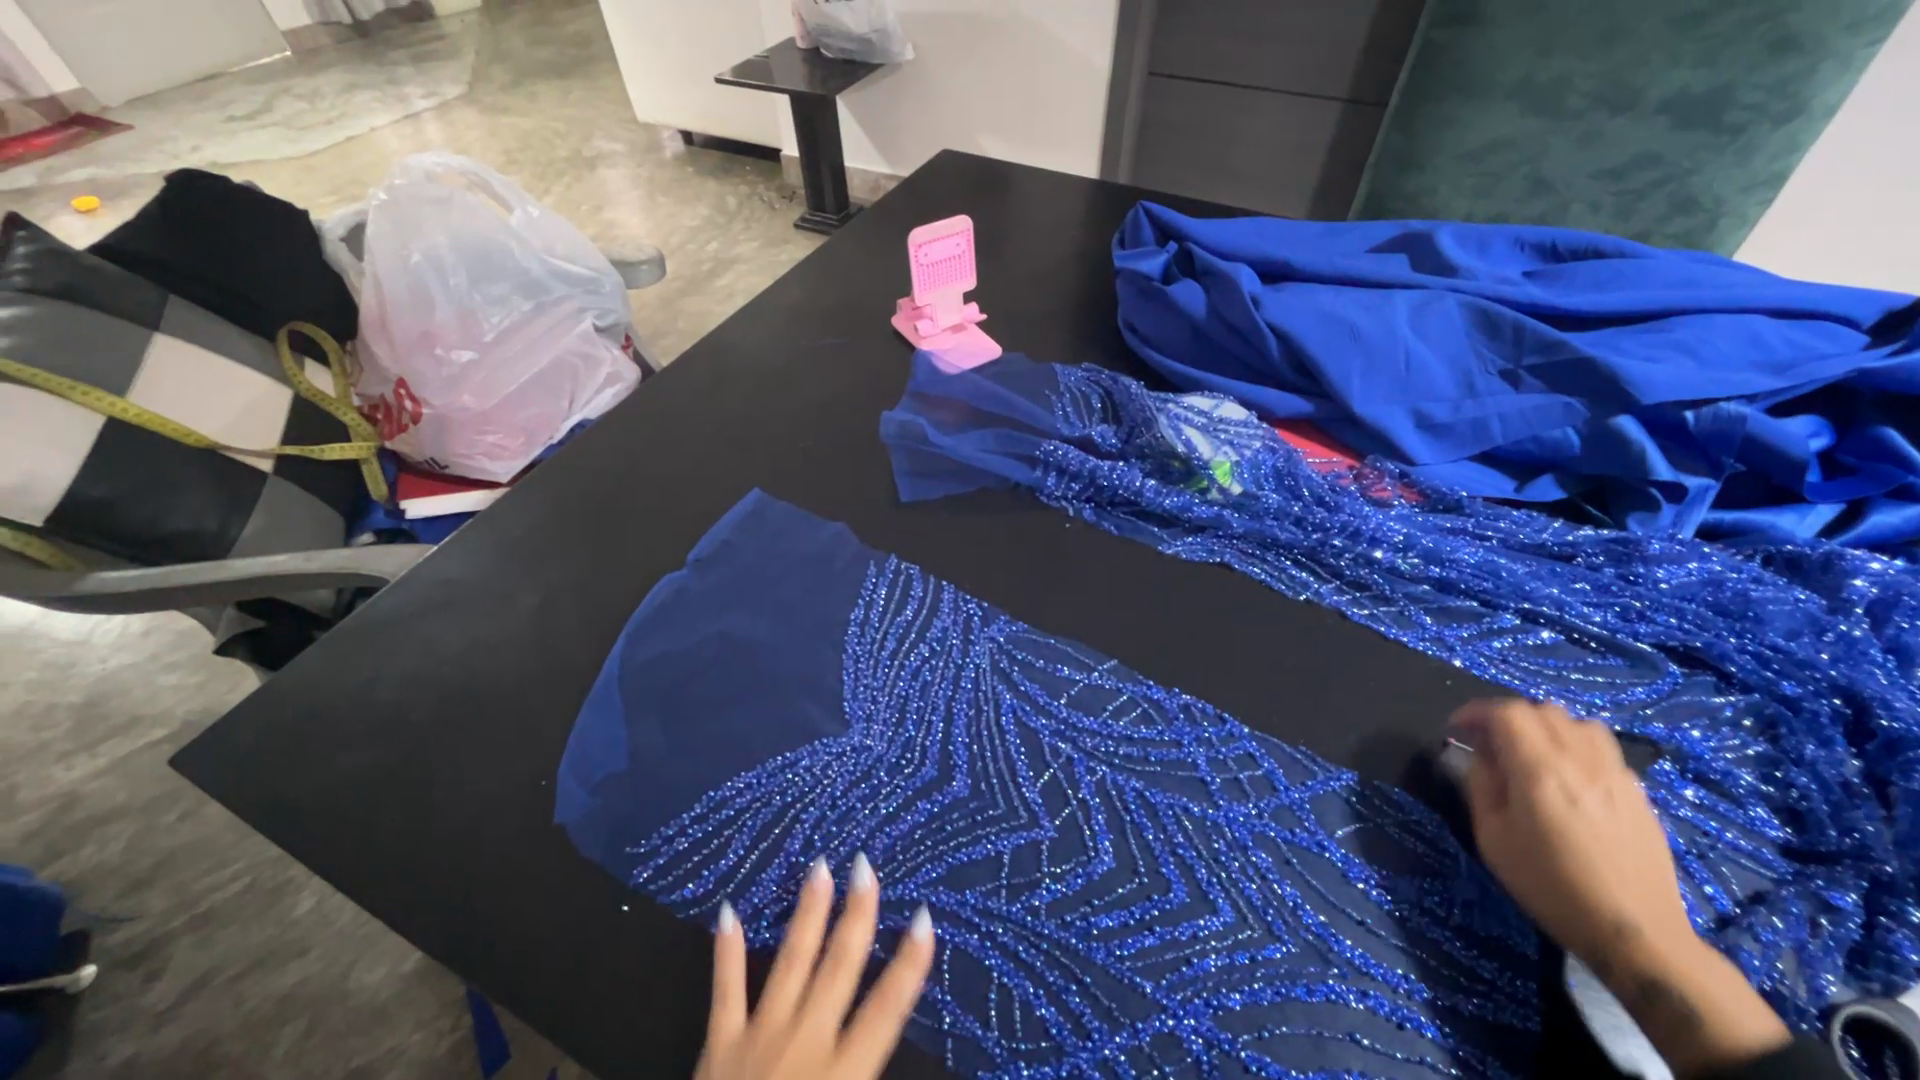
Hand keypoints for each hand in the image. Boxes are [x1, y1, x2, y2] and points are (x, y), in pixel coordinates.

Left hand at [696, 854, 935, 1079]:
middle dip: (857, 915)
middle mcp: (807, 1041)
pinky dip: (726, 950)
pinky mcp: (720, 1041)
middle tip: (865, 865)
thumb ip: (871, 1072)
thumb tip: (892, 1039)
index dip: (909, 963)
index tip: (925, 917)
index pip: (887, 1008)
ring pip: (791, 962)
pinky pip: (725, 988)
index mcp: (844, 1072)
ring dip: (807, 914)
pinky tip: (727, 910)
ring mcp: (760, 1035)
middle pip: (840, 968)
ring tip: (820, 867)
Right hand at [1450, 699, 1788, 1077]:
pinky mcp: (1639, 795)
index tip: (1452, 730)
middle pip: (1542, 711)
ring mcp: (1617, 776)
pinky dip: (1574, 747)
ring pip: (1578, 724)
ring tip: (1524, 757)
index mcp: (1541, 770)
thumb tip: (1468, 752)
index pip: (1504, 713)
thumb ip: (1479, 786)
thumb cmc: (1551, 891)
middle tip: (1483, 743)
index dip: (1471, 712)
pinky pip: (1602, 749)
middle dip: (1507, 717)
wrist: (1637, 934)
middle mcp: (1583, 762)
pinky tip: (1564, 780)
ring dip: (1544, 728)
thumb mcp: (1495, 839)